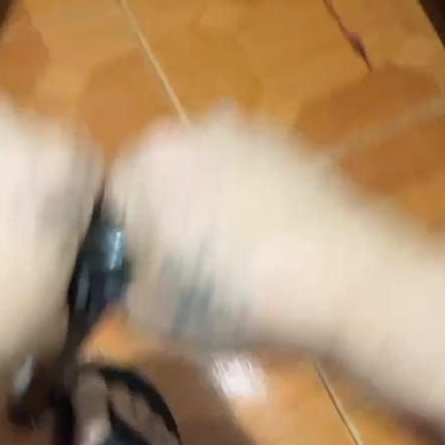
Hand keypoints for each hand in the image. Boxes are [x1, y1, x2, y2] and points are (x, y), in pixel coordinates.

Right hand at [108, 112, 404, 349]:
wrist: (339, 278)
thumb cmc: (228, 296)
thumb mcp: (151, 314)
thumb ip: (125, 290)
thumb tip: (133, 279)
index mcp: (142, 164)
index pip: (105, 200)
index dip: (117, 244)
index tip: (137, 278)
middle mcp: (188, 130)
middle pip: (156, 178)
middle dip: (161, 217)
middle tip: (180, 270)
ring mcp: (246, 130)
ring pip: (203, 174)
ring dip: (205, 208)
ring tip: (229, 260)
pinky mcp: (292, 144)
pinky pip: (248, 176)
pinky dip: (247, 204)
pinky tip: (265, 246)